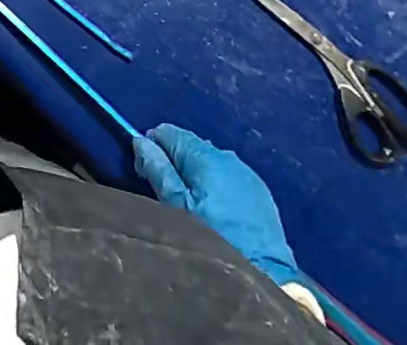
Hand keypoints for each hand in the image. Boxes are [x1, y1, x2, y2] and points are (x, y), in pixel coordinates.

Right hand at [132, 124, 302, 286]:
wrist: (263, 273)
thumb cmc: (211, 239)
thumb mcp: (175, 207)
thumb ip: (158, 170)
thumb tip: (142, 140)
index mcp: (205, 156)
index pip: (171, 133)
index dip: (153, 146)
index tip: (145, 171)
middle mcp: (226, 155)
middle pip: (190, 147)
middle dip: (174, 162)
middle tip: (165, 193)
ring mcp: (245, 172)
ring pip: (210, 163)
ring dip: (195, 175)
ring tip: (189, 205)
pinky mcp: (258, 190)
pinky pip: (228, 178)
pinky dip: (216, 186)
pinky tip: (214, 210)